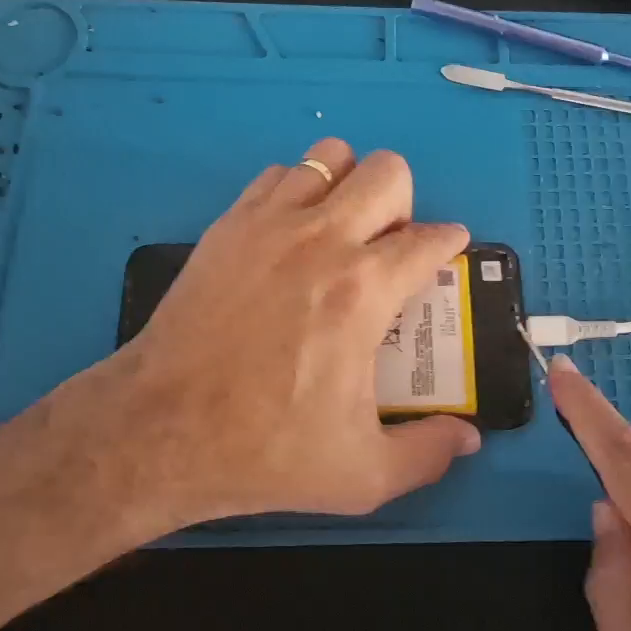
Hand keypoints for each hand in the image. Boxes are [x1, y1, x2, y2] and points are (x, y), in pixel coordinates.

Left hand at [51, 139, 479, 531]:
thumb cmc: (265, 449)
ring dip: (348, 186)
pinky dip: (297, 191)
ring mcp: (271, 222)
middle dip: (403, 202)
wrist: (161, 428)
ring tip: (339, 231)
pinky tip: (290, 234)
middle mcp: (324, 239)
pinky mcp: (230, 222)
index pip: (429, 239)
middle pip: (387, 171)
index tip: (446, 253)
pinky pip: (279, 174)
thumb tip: (469, 436)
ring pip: (331, 156)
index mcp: (363, 290)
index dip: (449, 243)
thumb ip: (428, 453)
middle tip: (388, 247)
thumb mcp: (361, 473)